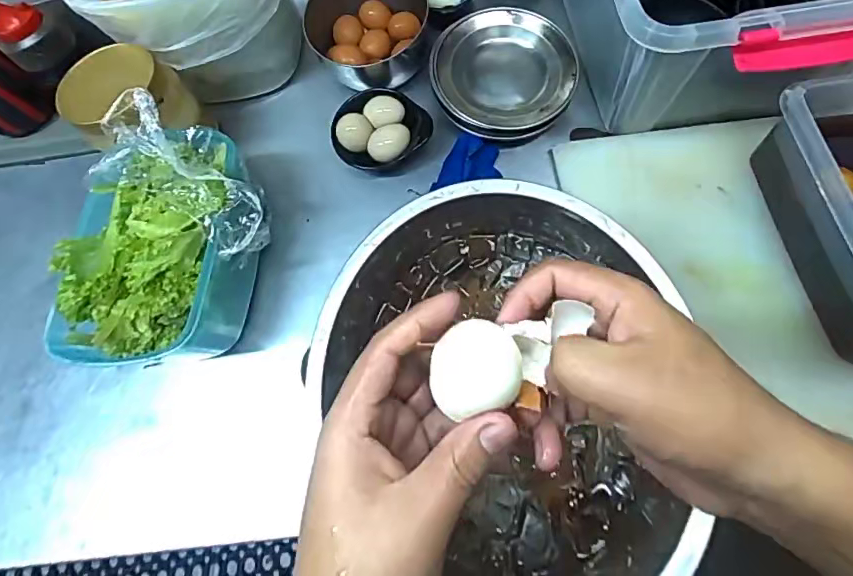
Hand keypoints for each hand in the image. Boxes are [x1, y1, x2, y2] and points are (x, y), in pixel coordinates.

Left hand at [299, 291, 520, 575]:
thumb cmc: (355, 571)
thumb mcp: (414, 513)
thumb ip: (461, 464)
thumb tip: (502, 422)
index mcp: (350, 422)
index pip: (384, 353)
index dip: (418, 323)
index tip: (452, 305)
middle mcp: (364, 429)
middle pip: (408, 376)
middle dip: (449, 361)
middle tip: (488, 348)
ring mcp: (383, 455)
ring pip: (425, 409)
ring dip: (460, 399)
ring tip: (498, 385)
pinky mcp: (399, 480)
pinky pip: (433, 442)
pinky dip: (461, 433)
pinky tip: (489, 427)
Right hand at [497, 260, 824, 518]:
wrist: (754, 470)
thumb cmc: (692, 410)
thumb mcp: (618, 378)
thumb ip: (564, 358)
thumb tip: (540, 363)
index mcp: (618, 300)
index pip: (554, 277)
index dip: (521, 296)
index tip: (501, 334)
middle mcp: (613, 323)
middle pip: (548, 326)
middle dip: (526, 363)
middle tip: (509, 396)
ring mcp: (615, 363)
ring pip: (557, 368)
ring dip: (540, 402)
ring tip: (535, 440)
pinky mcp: (618, 399)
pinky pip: (573, 399)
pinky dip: (558, 422)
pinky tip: (552, 452)